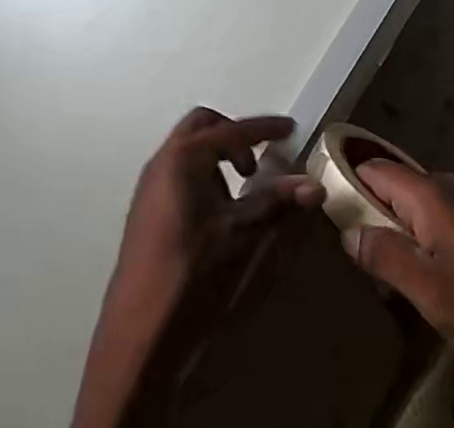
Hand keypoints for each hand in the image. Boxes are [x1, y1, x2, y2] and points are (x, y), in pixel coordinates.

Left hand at [72, 108, 322, 427]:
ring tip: (242, 191)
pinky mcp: (146, 208)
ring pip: (187, 150)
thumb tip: (314, 186)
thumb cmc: (191, 271)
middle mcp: (162, 161)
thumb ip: (277, 203)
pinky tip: (218, 214)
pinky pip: (179, 173)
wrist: (139, 327)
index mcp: (183, 157)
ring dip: (217, 157)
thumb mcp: (241, 234)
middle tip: (258, 161)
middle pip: (202, 128)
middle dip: (234, 136)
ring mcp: (149, 184)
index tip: (289, 129)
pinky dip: (203, 176)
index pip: (231, 130)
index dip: (263, 129)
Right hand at [342, 160, 453, 410]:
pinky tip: (438, 273)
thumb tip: (349, 232)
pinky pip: (442, 218)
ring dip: (402, 230)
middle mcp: (448, 187)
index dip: (346, 184)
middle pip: (394, 185)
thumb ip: (386, 257)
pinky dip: (427, 237)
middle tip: (366, 260)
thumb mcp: (434, 293)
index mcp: (428, 195)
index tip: (330, 213)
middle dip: (373, 214)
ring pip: (418, 204)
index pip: (372, 169)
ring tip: (400, 275)